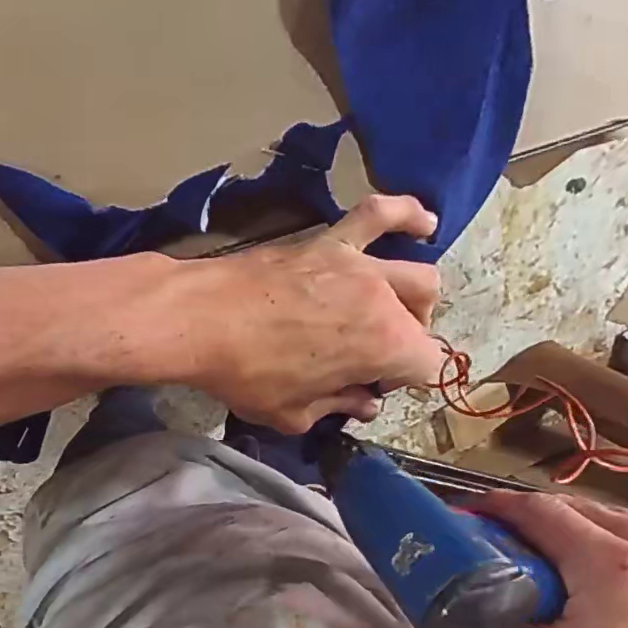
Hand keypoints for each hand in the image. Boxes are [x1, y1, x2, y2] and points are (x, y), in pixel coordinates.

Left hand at [169, 195, 445, 431]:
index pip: (426, 365)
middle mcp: (383, 300)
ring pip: (417, 274)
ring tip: (400, 310)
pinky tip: (424, 224)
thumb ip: (339, 406)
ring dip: (416, 298)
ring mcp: (358, 265)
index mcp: (384, 347)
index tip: (370, 385)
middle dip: (407, 344)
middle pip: (421, 322)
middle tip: (371, 358)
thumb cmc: (247, 375)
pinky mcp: (329, 241)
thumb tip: (364, 402)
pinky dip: (406, 215)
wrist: (201, 319)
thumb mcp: (295, 413)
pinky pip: (377, 214)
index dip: (402, 380)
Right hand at [468, 491, 627, 627]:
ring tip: (560, 561)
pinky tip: (607, 568)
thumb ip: (499, 623)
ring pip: (607, 513)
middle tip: (511, 543)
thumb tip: (480, 589)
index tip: (476, 509)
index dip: (500, 505)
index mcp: (612, 566)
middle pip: (573, 506)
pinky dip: (613, 538)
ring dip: (576, 530)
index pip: (539, 510)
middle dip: (536, 522)